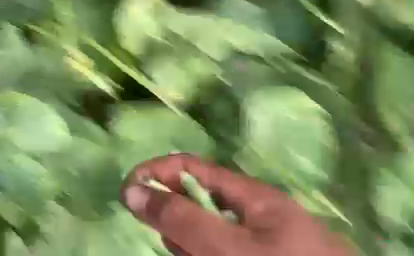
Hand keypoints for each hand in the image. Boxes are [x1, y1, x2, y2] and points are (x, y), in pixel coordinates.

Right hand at [123, 154, 354, 255]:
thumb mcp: (230, 250)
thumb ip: (180, 219)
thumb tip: (131, 190)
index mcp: (259, 198)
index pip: (189, 167)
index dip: (153, 175)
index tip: (129, 200)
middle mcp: (270, 217)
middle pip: (202, 202)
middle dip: (177, 220)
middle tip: (174, 246)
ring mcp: (283, 248)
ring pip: (220, 234)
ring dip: (197, 246)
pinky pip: (239, 253)